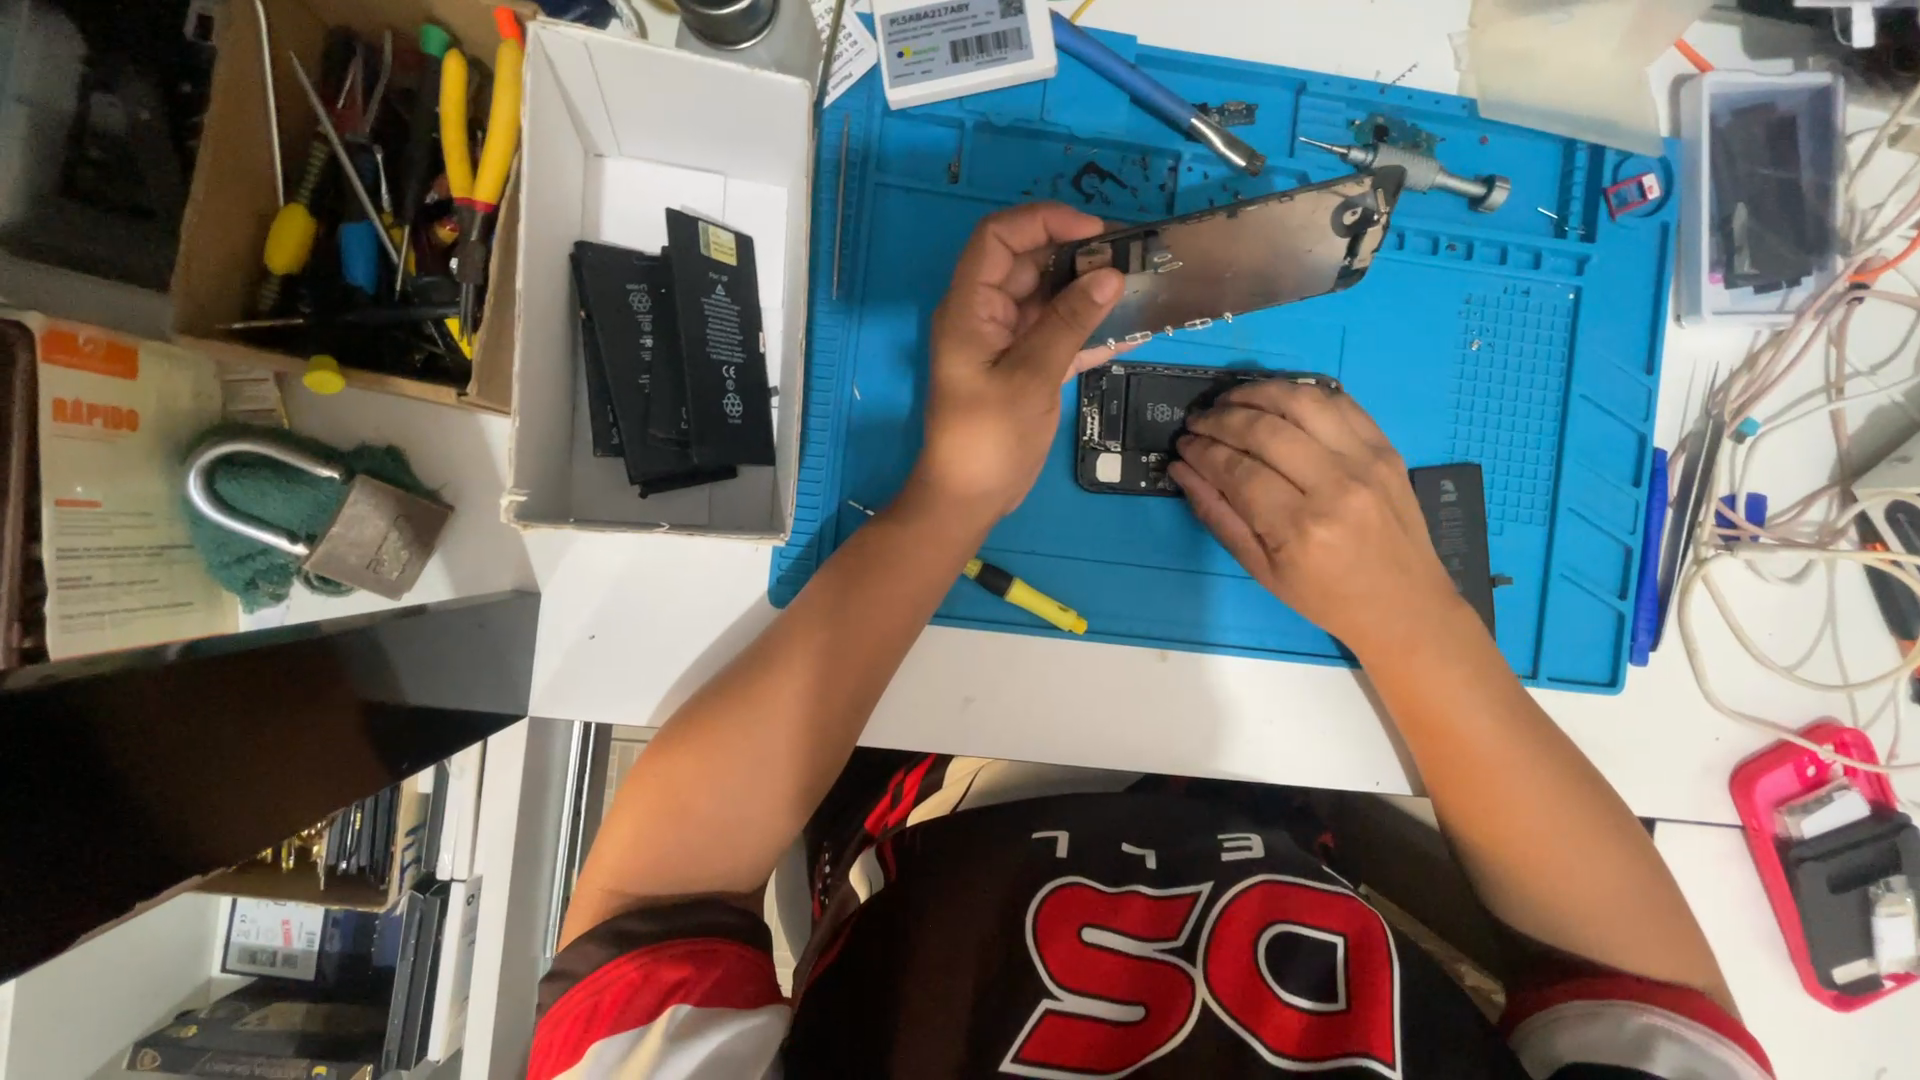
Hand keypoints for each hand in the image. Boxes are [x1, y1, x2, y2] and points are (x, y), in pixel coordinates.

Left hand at [912, 203, 1124, 521]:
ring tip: (1139, 286)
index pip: (998, 238)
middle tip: (1130, 259)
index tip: (1094, 231)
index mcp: (969, 307)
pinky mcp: (1027, 368)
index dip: (1043, 221)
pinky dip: (1090, 332)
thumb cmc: (986, 437)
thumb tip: (1110, 276)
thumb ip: (1068, 323)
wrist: (971, 497)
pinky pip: (1060, 336)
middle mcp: (986, 315)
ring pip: (1050, 299)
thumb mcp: (1029, 377)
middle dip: (1077, 255)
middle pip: (1030, 264)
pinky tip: (1133, 330)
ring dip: (1089, 292)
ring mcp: (1008, 342)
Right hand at [1168, 380, 1470, 657]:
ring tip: (1230, 400)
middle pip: (1265, 430)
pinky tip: (1276, 400)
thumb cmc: (1324, 597)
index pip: (1237, 469)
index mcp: (1300, 528)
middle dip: (1221, 419)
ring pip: (1303, 403)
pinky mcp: (1386, 448)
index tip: (1182, 444)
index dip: (1203, 451)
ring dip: (1258, 393)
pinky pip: (1340, 403)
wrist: (1404, 604)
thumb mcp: (1260, 568)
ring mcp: (1367, 462)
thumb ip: (1217, 514)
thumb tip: (1182, 469)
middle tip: (1197, 421)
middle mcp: (1336, 487)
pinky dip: (1302, 393)